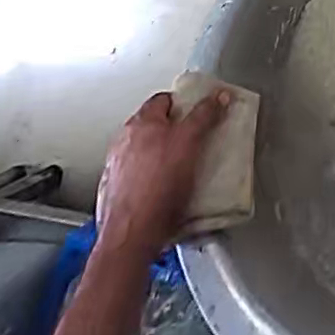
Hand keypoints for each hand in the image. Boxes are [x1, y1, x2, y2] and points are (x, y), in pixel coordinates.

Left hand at [95, 89, 228, 246]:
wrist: (132, 237)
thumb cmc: (158, 187)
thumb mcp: (191, 142)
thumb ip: (205, 115)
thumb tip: (218, 97)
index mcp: (141, 123)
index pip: (164, 99)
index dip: (184, 103)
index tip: (199, 110)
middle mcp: (124, 142)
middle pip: (154, 125)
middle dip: (174, 130)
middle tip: (194, 139)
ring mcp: (117, 169)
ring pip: (145, 152)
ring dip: (162, 156)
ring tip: (183, 168)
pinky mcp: (116, 193)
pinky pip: (139, 177)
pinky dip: (152, 179)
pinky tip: (167, 190)